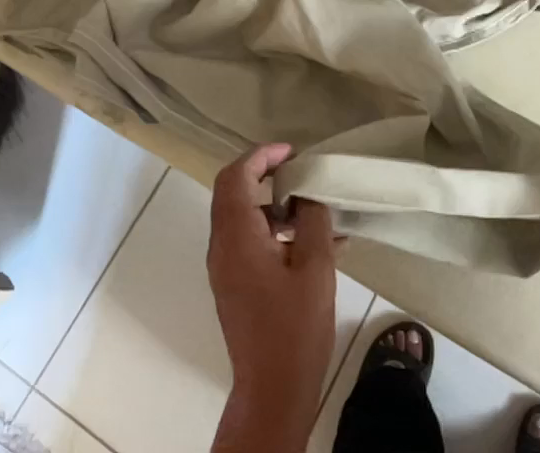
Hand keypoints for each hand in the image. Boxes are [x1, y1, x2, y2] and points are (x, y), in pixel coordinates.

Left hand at [207, 144, 337, 406]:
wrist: (273, 388)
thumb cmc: (295, 327)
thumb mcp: (315, 267)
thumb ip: (312, 221)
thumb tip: (308, 194)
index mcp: (236, 237)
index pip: (235, 177)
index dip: (260, 156)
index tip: (292, 151)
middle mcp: (222, 247)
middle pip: (233, 194)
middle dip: (265, 175)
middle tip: (301, 171)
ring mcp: (225, 268)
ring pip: (243, 219)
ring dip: (275, 206)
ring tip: (318, 210)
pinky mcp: (235, 286)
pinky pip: (250, 243)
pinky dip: (275, 232)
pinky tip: (315, 244)